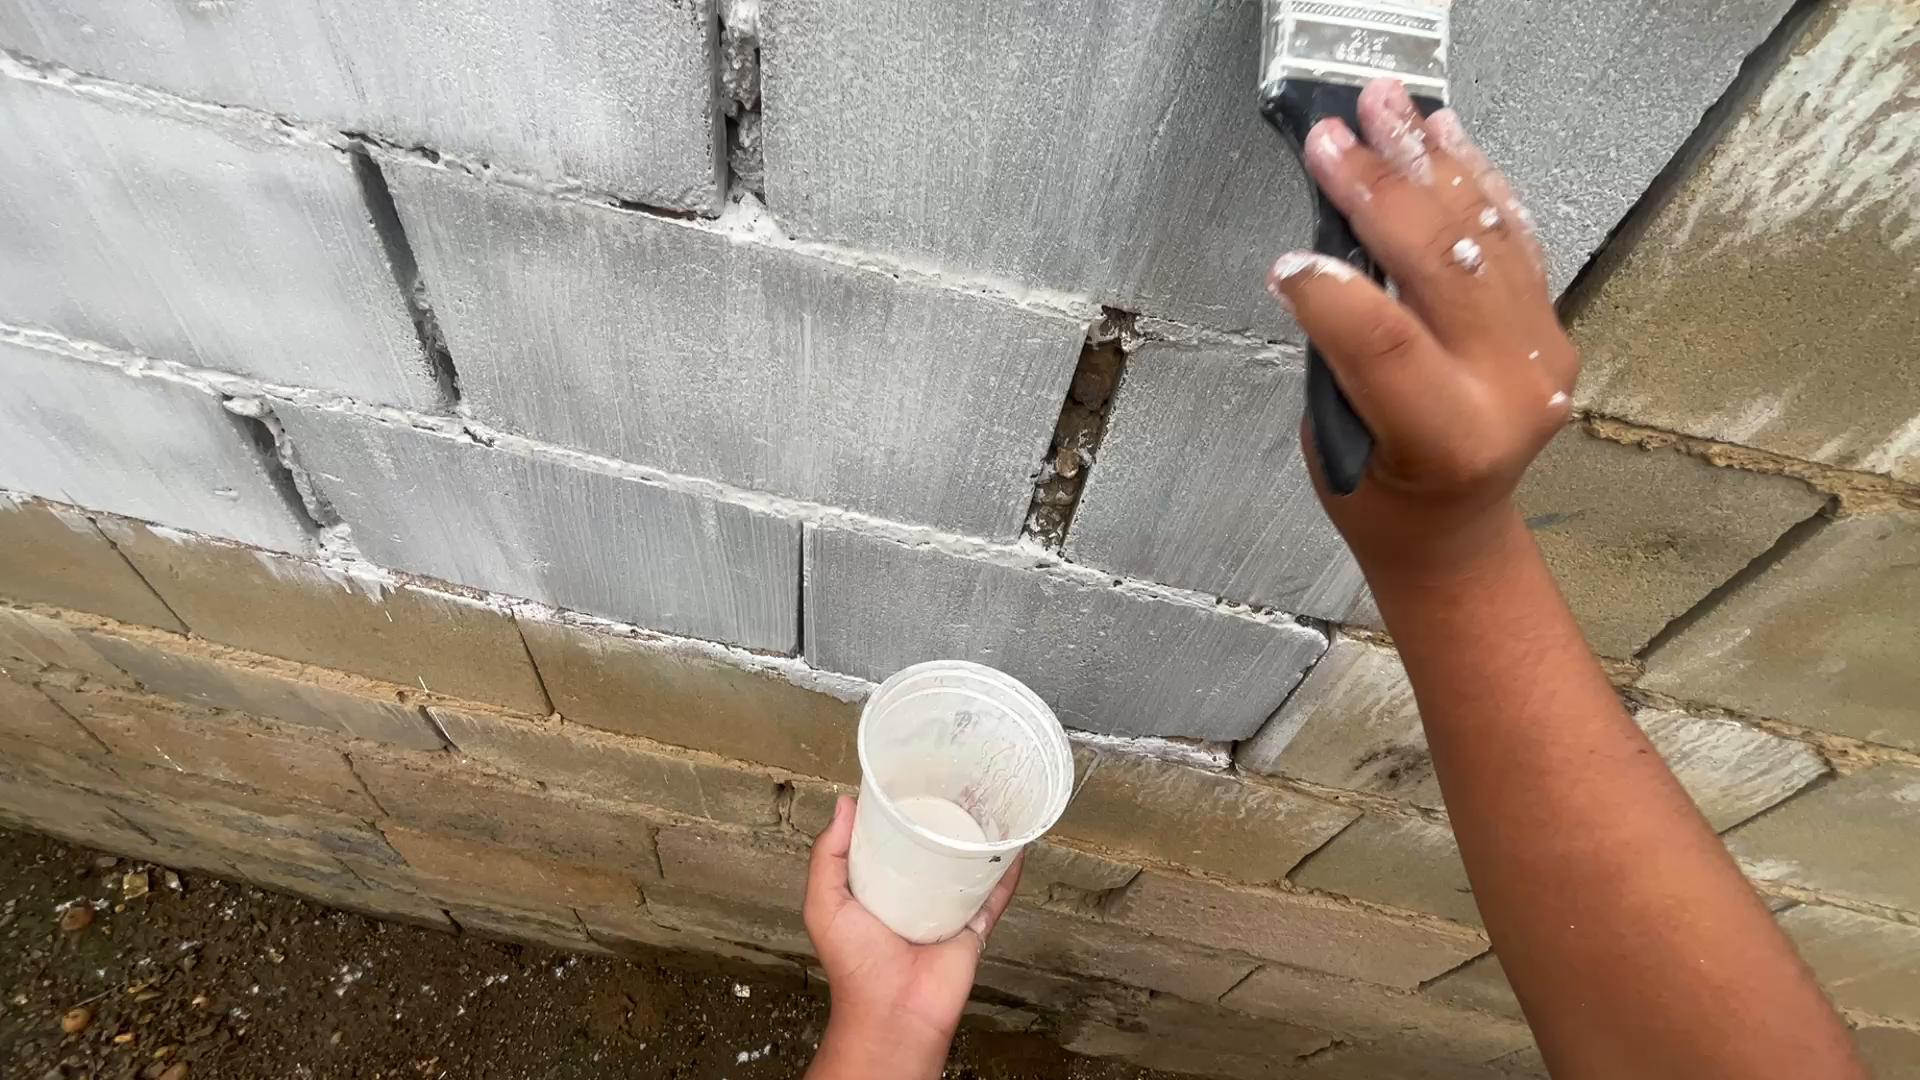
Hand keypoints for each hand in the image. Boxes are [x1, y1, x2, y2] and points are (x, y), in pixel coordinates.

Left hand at [801, 796, 1022, 1079]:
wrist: (894, 1016)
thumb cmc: (855, 969)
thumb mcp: (826, 905)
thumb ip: (827, 856)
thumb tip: (844, 804)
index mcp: (881, 884)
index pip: (891, 838)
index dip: (899, 810)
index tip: (909, 779)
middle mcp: (915, 892)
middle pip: (933, 846)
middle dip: (943, 818)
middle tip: (954, 784)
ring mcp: (947, 908)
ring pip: (967, 865)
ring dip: (978, 839)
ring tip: (988, 804)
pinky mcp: (974, 925)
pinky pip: (995, 894)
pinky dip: (1007, 871)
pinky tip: (1016, 846)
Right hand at [1267, 78, 1579, 581]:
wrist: (1453, 530)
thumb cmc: (1376, 504)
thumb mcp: (1336, 447)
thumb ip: (1341, 361)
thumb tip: (1330, 270)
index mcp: (1447, 439)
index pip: (1385, 343)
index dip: (1331, 293)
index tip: (1284, 260)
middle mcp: (1511, 389)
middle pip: (1444, 268)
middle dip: (1380, 194)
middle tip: (1334, 138)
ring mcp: (1542, 350)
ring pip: (1486, 237)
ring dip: (1428, 165)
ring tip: (1387, 109)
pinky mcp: (1549, 324)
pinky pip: (1514, 240)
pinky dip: (1475, 183)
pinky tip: (1444, 138)